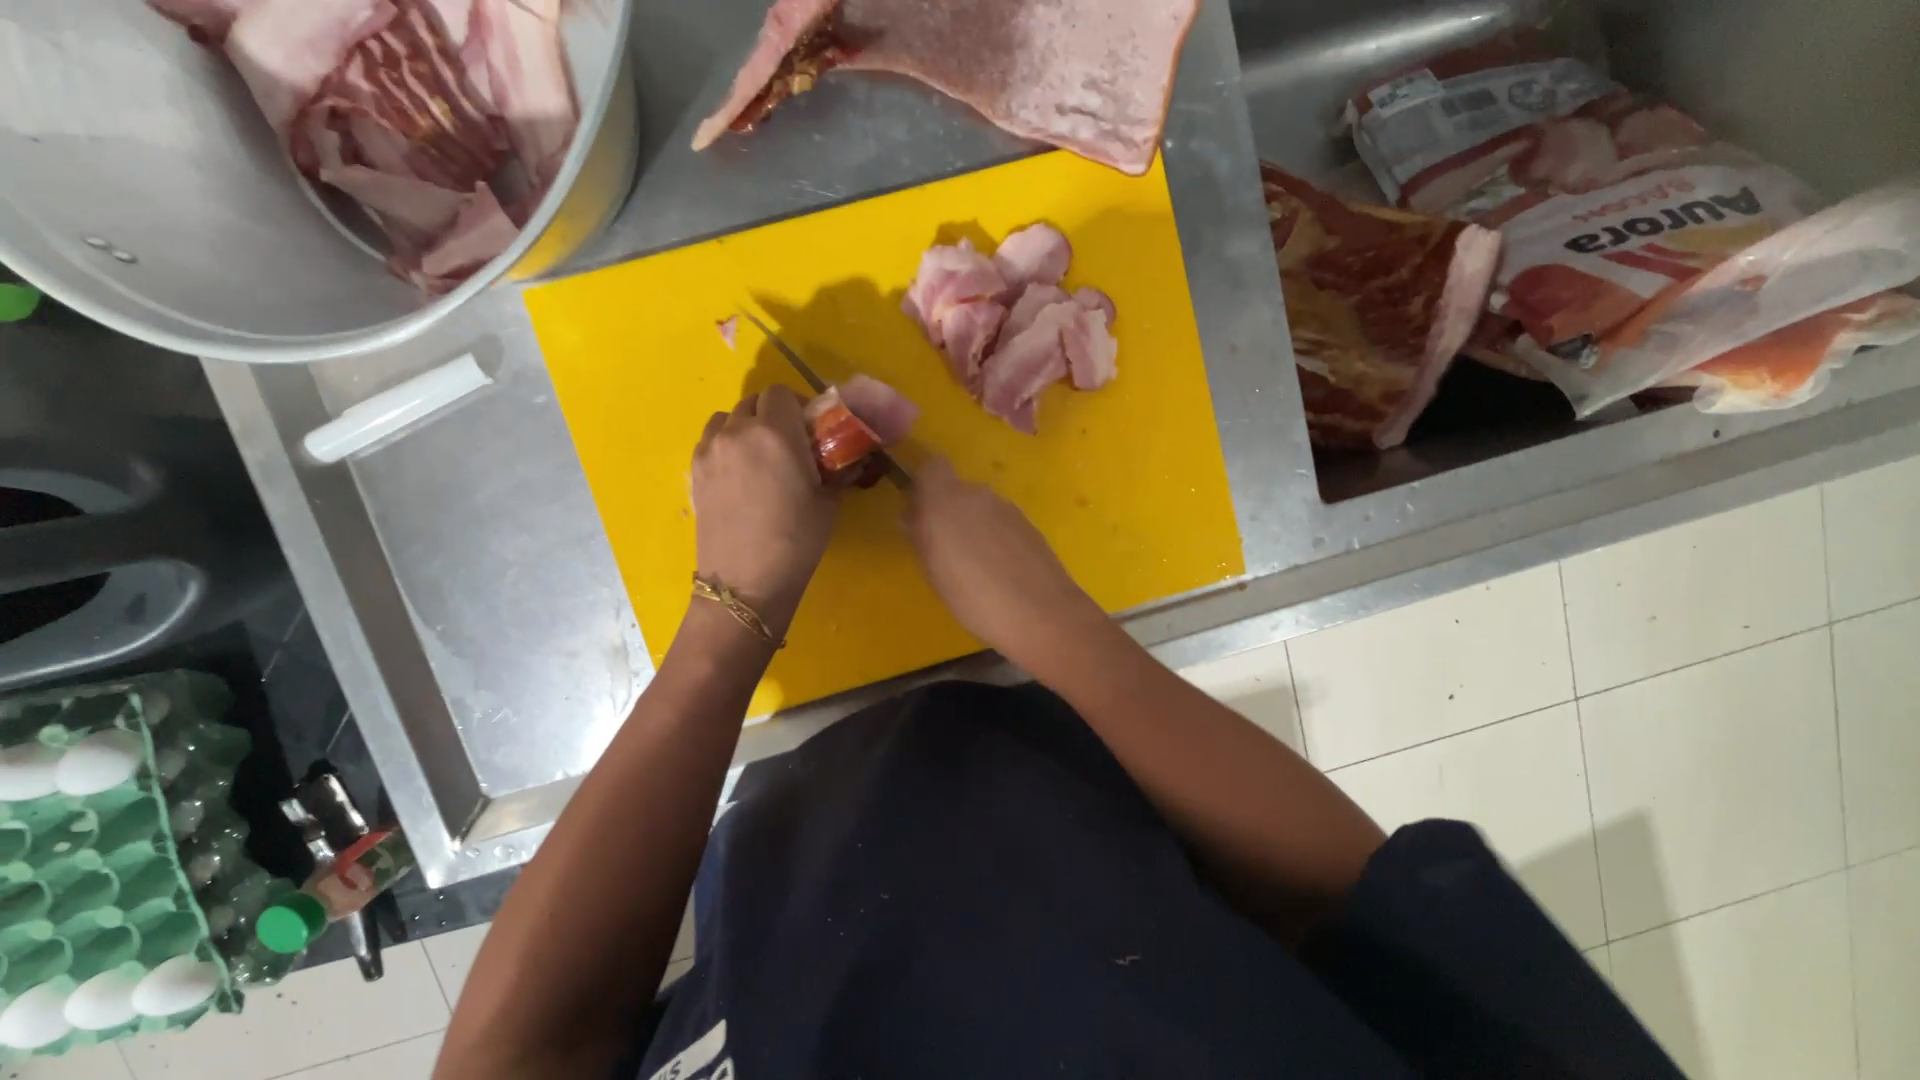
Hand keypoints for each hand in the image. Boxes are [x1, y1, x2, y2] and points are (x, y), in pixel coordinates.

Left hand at [691, 385, 836, 635]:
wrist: (746, 583)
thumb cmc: (796, 541)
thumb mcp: (828, 502)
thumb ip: (832, 468)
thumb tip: (841, 458)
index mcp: (775, 432)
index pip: (782, 392)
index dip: (798, 405)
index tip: (809, 428)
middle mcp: (738, 431)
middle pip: (754, 401)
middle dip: (773, 414)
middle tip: (789, 443)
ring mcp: (710, 450)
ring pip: (728, 419)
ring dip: (745, 427)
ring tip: (760, 457)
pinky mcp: (694, 471)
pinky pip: (711, 441)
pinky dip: (726, 446)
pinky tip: (740, 475)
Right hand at [903, 457, 1108, 669]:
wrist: (1041, 614)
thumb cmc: (973, 597)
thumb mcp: (932, 570)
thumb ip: (920, 535)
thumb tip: (913, 516)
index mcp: (946, 499)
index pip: (930, 466)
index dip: (923, 486)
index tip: (918, 515)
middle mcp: (978, 494)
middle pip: (956, 489)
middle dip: (947, 511)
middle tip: (941, 549)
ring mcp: (1008, 508)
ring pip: (980, 507)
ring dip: (972, 526)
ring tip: (972, 567)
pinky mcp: (1029, 525)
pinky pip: (1001, 523)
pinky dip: (995, 538)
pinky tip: (998, 571)